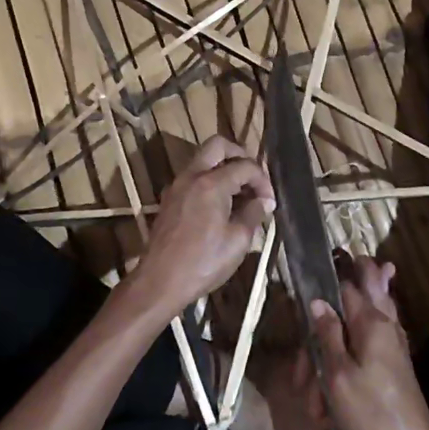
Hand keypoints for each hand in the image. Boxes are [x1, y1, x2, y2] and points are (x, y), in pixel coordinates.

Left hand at [131, 136, 272, 309]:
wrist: (159, 283)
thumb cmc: (203, 262)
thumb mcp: (238, 240)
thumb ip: (253, 213)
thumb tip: (265, 201)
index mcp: (212, 184)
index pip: (245, 166)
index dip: (263, 181)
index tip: (269, 202)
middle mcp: (192, 177)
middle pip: (218, 145)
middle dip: (240, 155)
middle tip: (253, 178)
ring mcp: (177, 187)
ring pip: (203, 159)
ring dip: (224, 167)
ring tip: (241, 193)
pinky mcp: (170, 200)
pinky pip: (194, 176)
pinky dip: (211, 180)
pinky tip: (222, 204)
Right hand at [309, 256, 428, 429]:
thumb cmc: (370, 412)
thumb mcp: (338, 374)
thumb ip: (328, 334)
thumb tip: (317, 300)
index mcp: (373, 321)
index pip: (348, 286)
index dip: (327, 281)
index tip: (310, 277)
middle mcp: (386, 325)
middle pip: (355, 303)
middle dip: (323, 333)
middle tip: (304, 375)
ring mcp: (391, 345)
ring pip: (355, 334)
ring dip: (328, 363)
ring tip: (314, 405)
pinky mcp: (391, 366)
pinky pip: (361, 356)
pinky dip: (341, 376)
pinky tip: (326, 406)